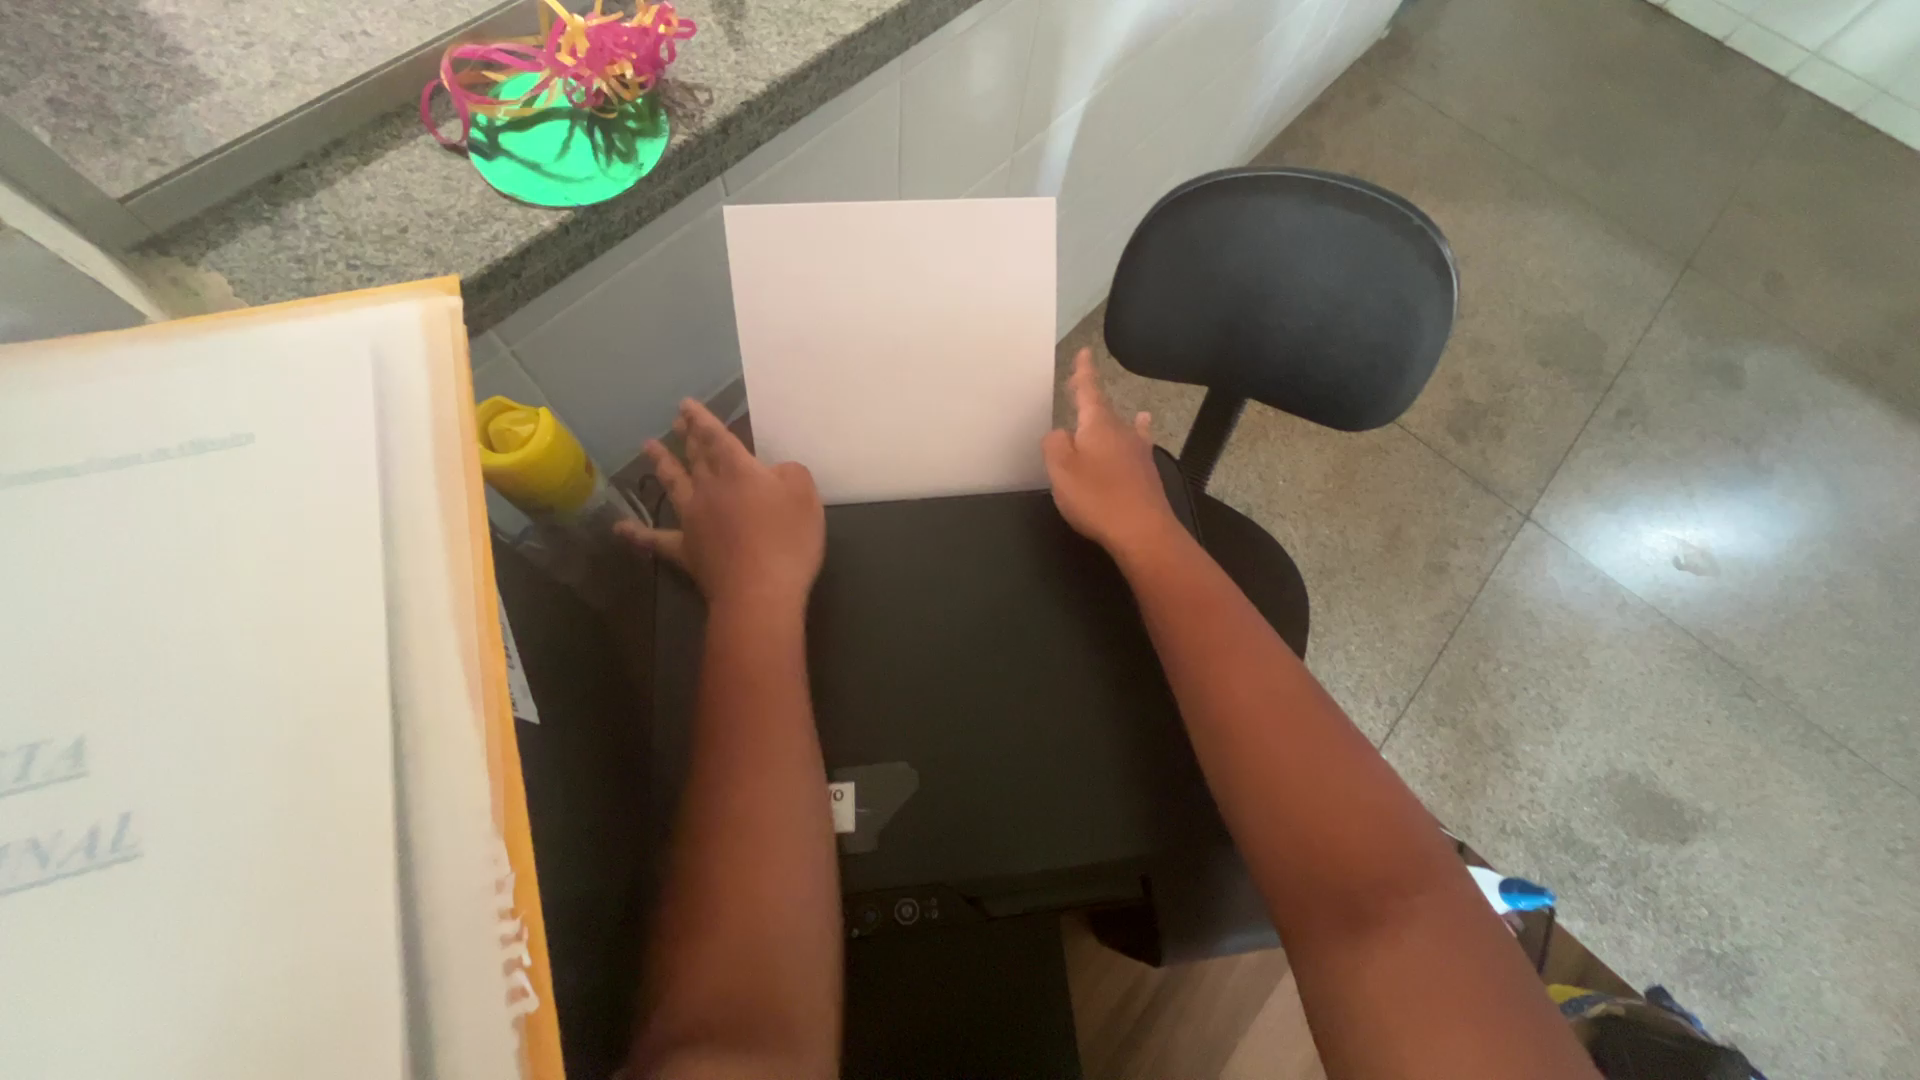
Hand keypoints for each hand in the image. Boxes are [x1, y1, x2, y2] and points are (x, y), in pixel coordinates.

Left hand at [616, 399, 824, 612]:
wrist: (759, 591)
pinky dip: (637, 533)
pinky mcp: (686, 550)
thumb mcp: (805, 496)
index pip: (717, 438)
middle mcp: (710, 489)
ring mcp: (693, 520)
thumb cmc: (788, 540)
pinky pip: (656, 539)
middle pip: (695, 457)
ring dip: (661, 465)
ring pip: (673, 485)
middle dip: (686, 436)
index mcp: (739, 471)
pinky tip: (620, 527)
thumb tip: (775, 471)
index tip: (686, 405)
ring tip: (648, 448)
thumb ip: (790, 473)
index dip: (702, 420)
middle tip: (675, 420)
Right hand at [1042, 348, 1180, 557]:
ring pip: (1125, 428)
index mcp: (1098, 425)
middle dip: (1091, 396)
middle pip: (1104, 409)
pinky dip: (1137, 437)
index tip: (1085, 353)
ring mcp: (1138, 453)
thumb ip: (1054, 444)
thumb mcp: (1060, 469)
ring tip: (1125, 411)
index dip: (1084, 373)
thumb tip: (1060, 434)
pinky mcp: (1147, 475)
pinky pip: (1137, 447)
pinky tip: (1143, 437)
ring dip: (1116, 419)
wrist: (1142, 531)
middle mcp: (1122, 432)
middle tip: (1080, 384)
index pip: (1089, 392)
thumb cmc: (1097, 497)